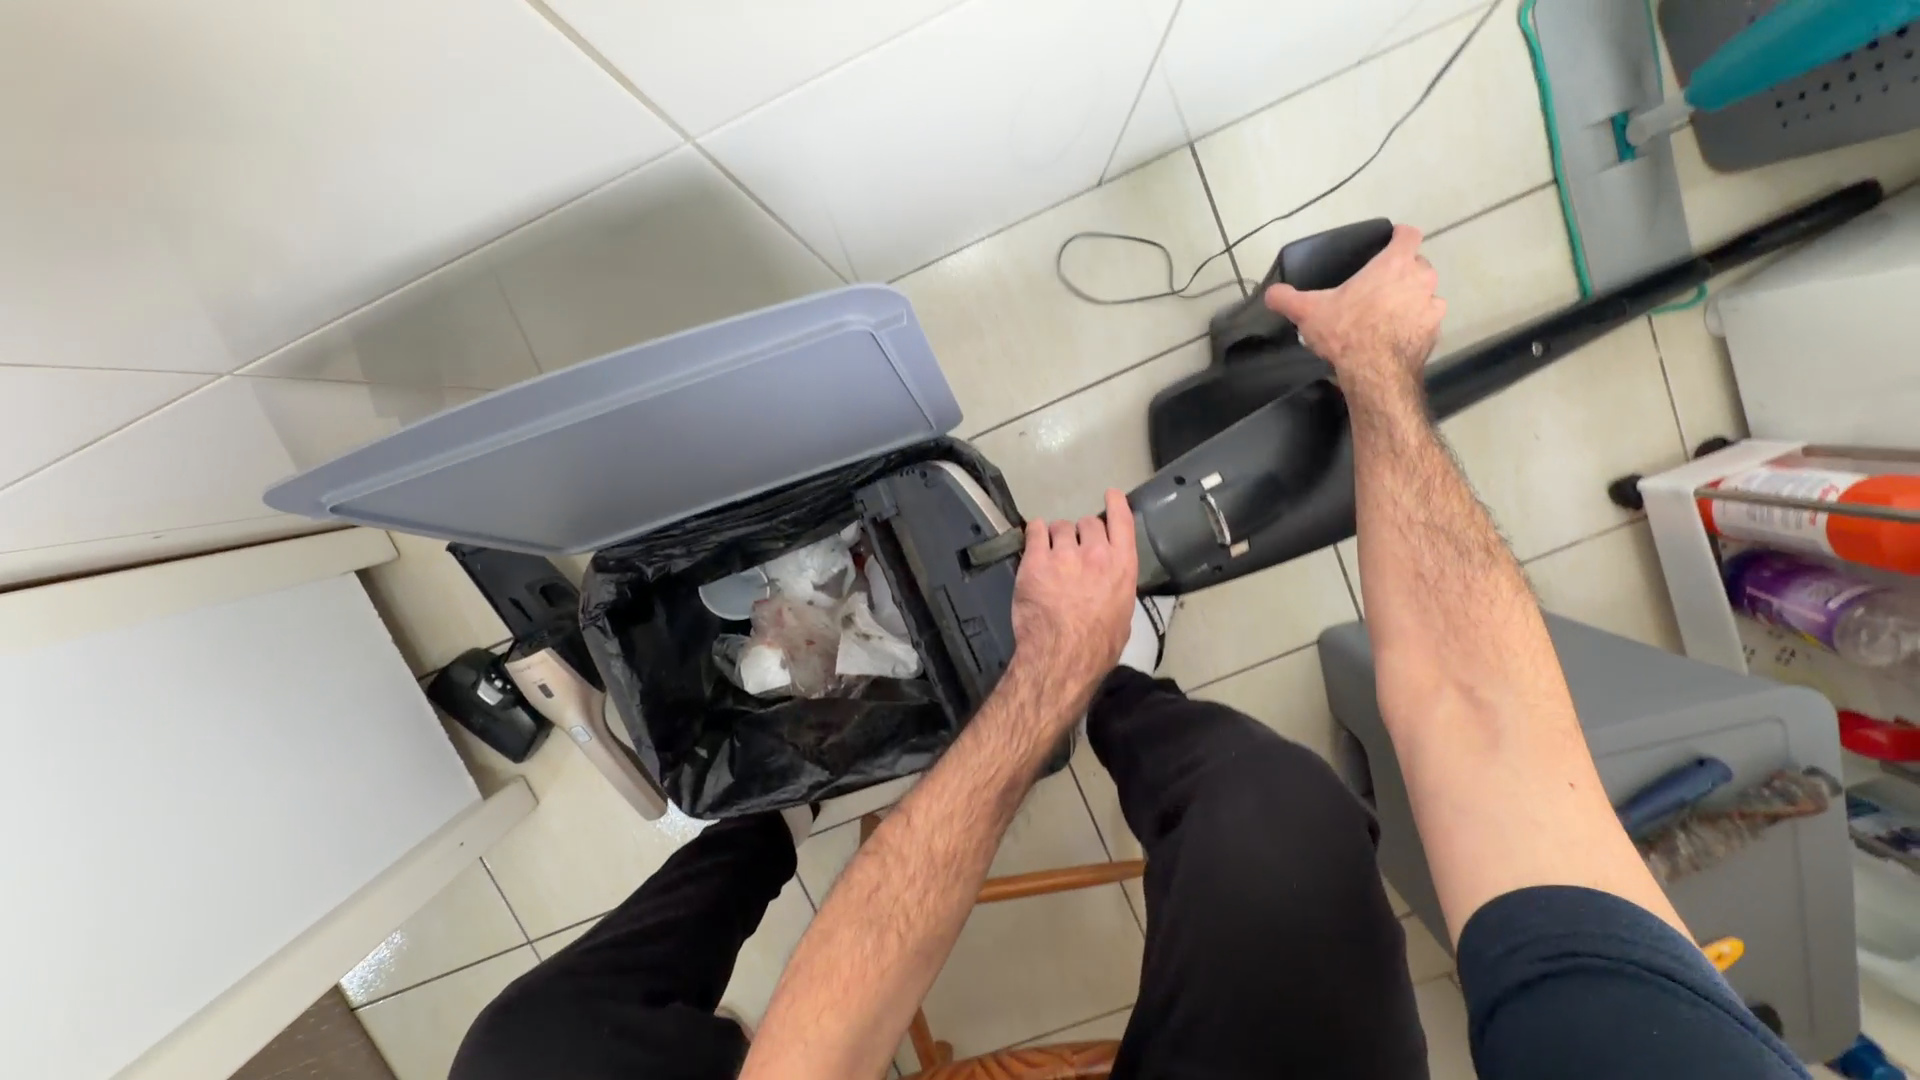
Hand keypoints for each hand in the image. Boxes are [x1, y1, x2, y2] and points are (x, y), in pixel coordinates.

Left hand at [1008, 489, 1138, 711]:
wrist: (1062, 656)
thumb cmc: (1097, 646)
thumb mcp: (1123, 616)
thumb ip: (1116, 590)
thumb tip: (1109, 587)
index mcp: (1123, 567)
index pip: (1122, 522)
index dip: (1116, 504)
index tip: (1111, 495)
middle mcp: (1096, 553)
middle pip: (1088, 523)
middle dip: (1081, 533)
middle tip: (1072, 550)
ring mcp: (1065, 554)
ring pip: (1060, 527)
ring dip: (1056, 536)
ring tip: (1051, 553)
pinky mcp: (1036, 560)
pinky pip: (1035, 531)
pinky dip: (1035, 534)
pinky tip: (1034, 541)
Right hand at [1263, 224, 1445, 394]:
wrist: (1374, 371)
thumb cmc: (1346, 331)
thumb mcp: (1308, 312)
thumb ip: (1288, 298)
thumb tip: (1271, 293)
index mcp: (1394, 264)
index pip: (1408, 235)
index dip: (1400, 236)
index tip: (1391, 241)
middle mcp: (1421, 278)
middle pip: (1418, 265)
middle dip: (1402, 273)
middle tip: (1379, 288)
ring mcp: (1432, 304)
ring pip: (1425, 293)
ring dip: (1410, 299)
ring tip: (1388, 315)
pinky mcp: (1434, 330)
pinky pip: (1426, 320)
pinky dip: (1415, 324)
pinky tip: (1396, 336)